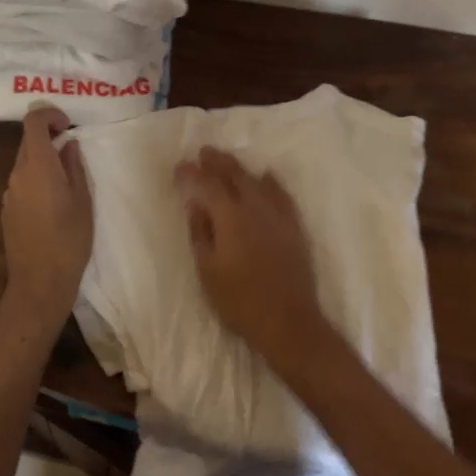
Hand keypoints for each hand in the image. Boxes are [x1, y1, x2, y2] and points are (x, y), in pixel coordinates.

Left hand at [0, 105, 92, 329]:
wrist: (39, 283)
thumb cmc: (69, 241)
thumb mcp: (83, 201)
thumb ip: (74, 167)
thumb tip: (68, 145)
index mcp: (38, 166)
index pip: (33, 122)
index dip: (49, 115)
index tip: (67, 125)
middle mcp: (18, 174)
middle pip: (28, 142)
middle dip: (48, 138)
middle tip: (71, 150)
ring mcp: (9, 193)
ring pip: (24, 164)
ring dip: (42, 161)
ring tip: (66, 181)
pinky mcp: (7, 210)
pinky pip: (21, 183)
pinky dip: (35, 180)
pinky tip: (52, 204)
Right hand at [175, 146, 330, 365]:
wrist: (289, 323)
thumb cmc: (240, 302)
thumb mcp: (208, 271)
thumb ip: (200, 232)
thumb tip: (195, 203)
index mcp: (230, 217)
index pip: (208, 185)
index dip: (192, 173)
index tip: (179, 167)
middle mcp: (255, 208)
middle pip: (235, 174)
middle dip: (217, 161)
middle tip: (203, 152)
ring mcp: (279, 216)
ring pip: (257, 180)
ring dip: (240, 168)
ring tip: (227, 163)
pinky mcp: (295, 227)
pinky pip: (281, 194)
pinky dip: (270, 182)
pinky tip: (266, 177)